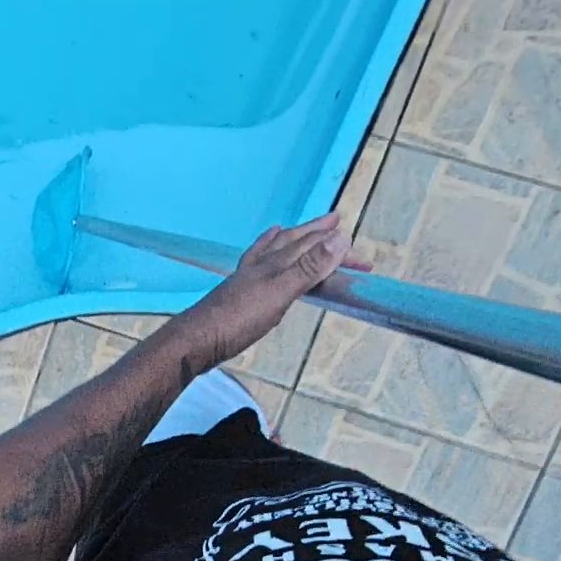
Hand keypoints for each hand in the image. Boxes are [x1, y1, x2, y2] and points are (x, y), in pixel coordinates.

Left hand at [168, 214, 370, 367]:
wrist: (196, 340)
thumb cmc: (237, 320)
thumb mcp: (279, 294)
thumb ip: (308, 268)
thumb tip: (339, 237)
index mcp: (274, 264)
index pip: (314, 248)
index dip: (339, 250)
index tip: (364, 260)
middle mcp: (260, 265)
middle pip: (293, 243)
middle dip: (316, 234)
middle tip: (335, 221)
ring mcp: (245, 278)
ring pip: (272, 250)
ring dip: (290, 239)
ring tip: (299, 230)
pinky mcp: (235, 293)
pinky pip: (253, 264)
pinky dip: (262, 254)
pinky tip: (259, 258)